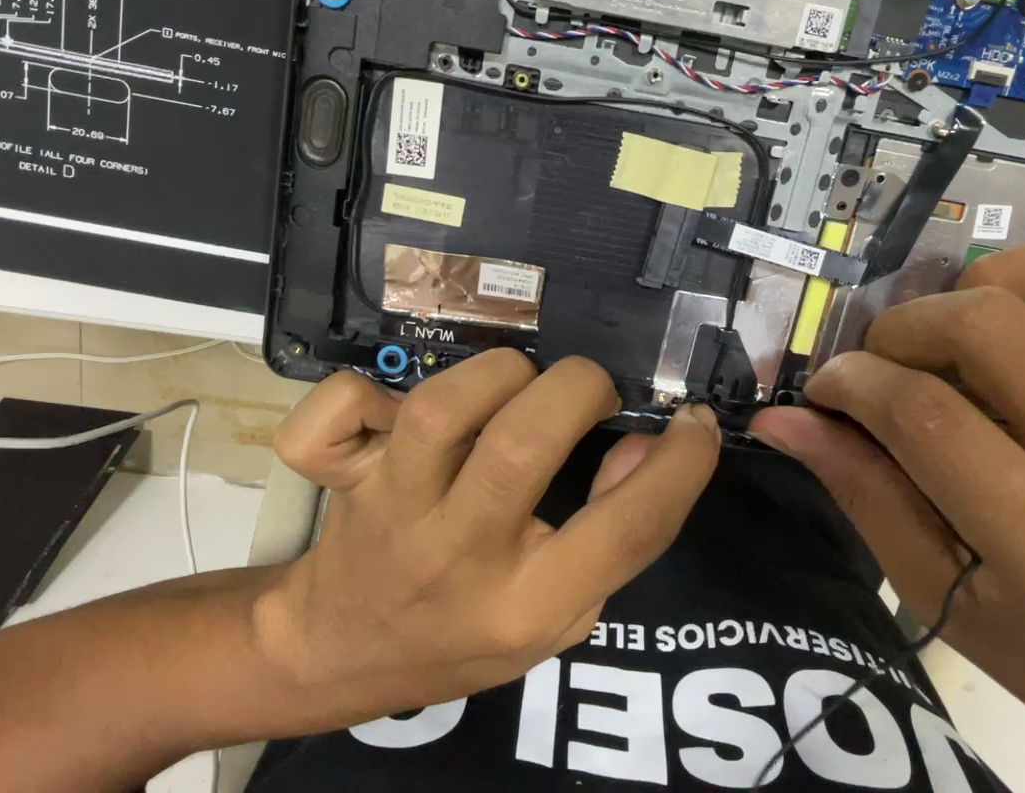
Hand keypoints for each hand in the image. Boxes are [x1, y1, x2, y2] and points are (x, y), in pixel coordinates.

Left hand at [257, 350, 719, 730]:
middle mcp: (456, 555)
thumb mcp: (560, 617)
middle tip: (589, 392)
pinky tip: (390, 408)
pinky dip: (357, 394)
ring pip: (439, 412)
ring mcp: (390, 512)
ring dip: (495, 374)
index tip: (692, 421)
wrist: (344, 651)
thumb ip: (614, 540)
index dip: (679, 465)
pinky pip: (332, 419)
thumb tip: (648, 439)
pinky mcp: (338, 479)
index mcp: (525, 605)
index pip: (624, 531)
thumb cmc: (465, 633)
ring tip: (514, 386)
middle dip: (576, 390)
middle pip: (521, 447)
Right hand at [751, 245, 1024, 792]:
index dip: (853, 384)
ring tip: (958, 328)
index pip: (928, 415)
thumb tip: (780, 421)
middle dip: (904, 328)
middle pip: (993, 327)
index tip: (823, 393)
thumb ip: (862, 494)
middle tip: (882, 365)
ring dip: (997, 282)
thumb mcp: (943, 598)